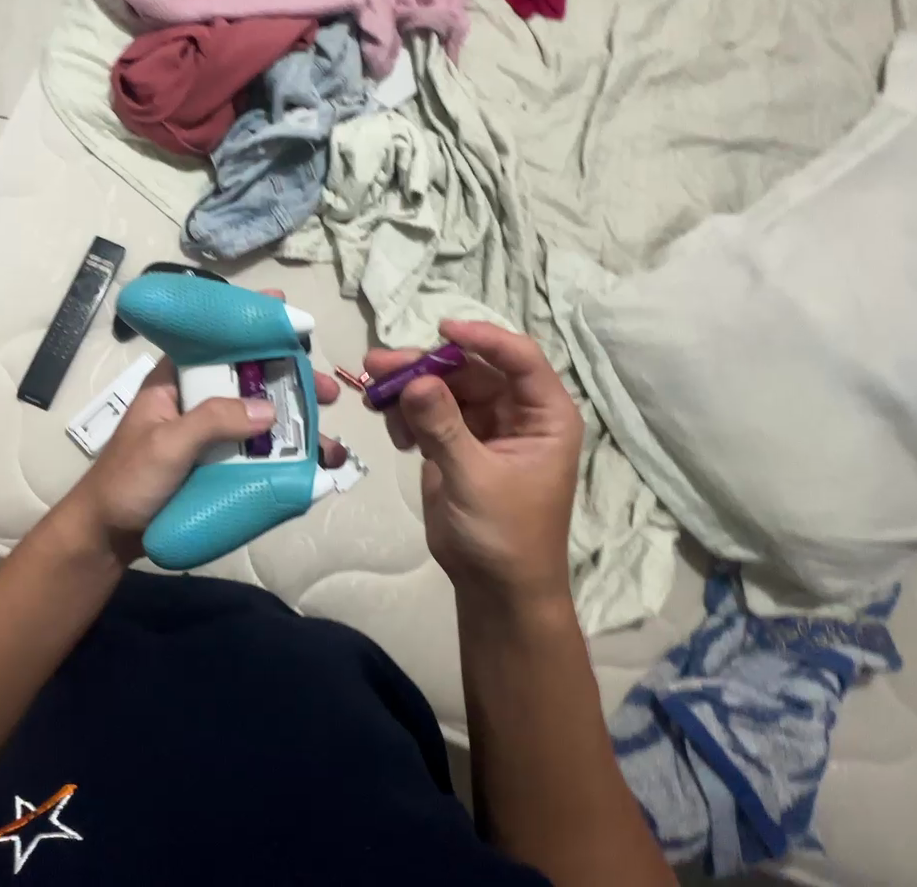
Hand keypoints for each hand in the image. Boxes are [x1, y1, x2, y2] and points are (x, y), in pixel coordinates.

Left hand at [67, 294, 344, 563]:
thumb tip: (269, 409)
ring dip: (295, 426)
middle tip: (325, 392)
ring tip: (330, 443)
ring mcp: (208, 438)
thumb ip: (213, 422)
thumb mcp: (166, 445)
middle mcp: (196, 403)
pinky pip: (256, 456)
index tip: (287, 312)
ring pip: (258, 421)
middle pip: (249, 381)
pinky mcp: (217, 468)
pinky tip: (313, 469)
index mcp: (175, 383)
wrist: (107, 537)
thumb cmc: (127, 481)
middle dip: (291, 382)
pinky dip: (284, 459)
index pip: (215, 341)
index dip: (251, 325)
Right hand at [365, 320, 582, 613]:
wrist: (494, 587)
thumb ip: (444, 428)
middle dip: (425, 366)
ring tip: (373, 394)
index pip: (519, 359)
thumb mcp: (475, 479)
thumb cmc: (504, 534)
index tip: (441, 329)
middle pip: (470, 370)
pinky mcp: (455, 444)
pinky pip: (428, 413)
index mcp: (544, 416)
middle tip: (378, 364)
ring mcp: (483, 428)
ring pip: (443, 388)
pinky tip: (393, 432)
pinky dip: (407, 415)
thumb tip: (415, 381)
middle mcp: (516, 413)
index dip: (483, 338)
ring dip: (408, 388)